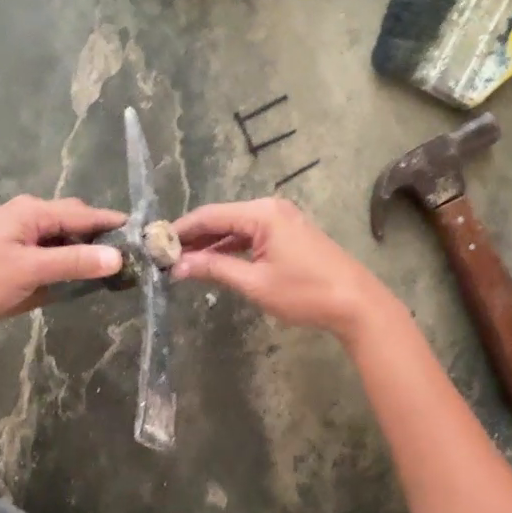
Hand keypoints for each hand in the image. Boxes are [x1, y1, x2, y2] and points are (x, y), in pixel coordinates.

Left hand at [0, 196, 126, 339]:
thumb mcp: (30, 270)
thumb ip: (74, 263)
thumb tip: (118, 256)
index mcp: (32, 212)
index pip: (85, 213)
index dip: (115, 225)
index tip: (147, 238)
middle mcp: (26, 219)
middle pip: (74, 225)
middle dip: (101, 240)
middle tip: (132, 262)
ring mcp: (17, 241)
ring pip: (61, 243)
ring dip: (83, 256)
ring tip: (113, 275)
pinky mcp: (10, 263)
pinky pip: (47, 260)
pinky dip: (65, 268)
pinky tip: (80, 283)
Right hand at [170, 198, 394, 339]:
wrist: (356, 304)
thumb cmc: (305, 293)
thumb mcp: (255, 283)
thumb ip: (214, 270)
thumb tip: (178, 266)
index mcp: (262, 214)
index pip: (210, 215)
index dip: (181, 230)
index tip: (155, 244)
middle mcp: (271, 209)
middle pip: (222, 218)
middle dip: (194, 237)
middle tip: (164, 256)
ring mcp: (283, 220)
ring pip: (236, 228)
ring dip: (211, 245)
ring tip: (182, 263)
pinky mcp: (290, 235)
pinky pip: (251, 236)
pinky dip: (231, 249)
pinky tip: (214, 264)